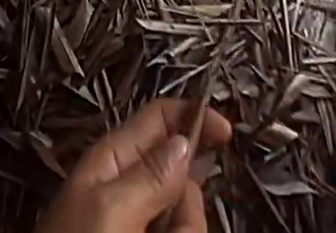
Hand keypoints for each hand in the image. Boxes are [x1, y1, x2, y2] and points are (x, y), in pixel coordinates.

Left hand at [36, 98, 231, 232]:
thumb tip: (185, 140)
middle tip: (168, 231)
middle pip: (183, 176)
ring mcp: (139, 221)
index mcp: (114, 160)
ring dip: (183, 231)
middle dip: (187, 206)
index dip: (193, 114)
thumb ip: (150, 175)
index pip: (159, 117)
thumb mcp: (109, 210)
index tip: (227, 132)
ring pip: (186, 217)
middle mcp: (130, 187)